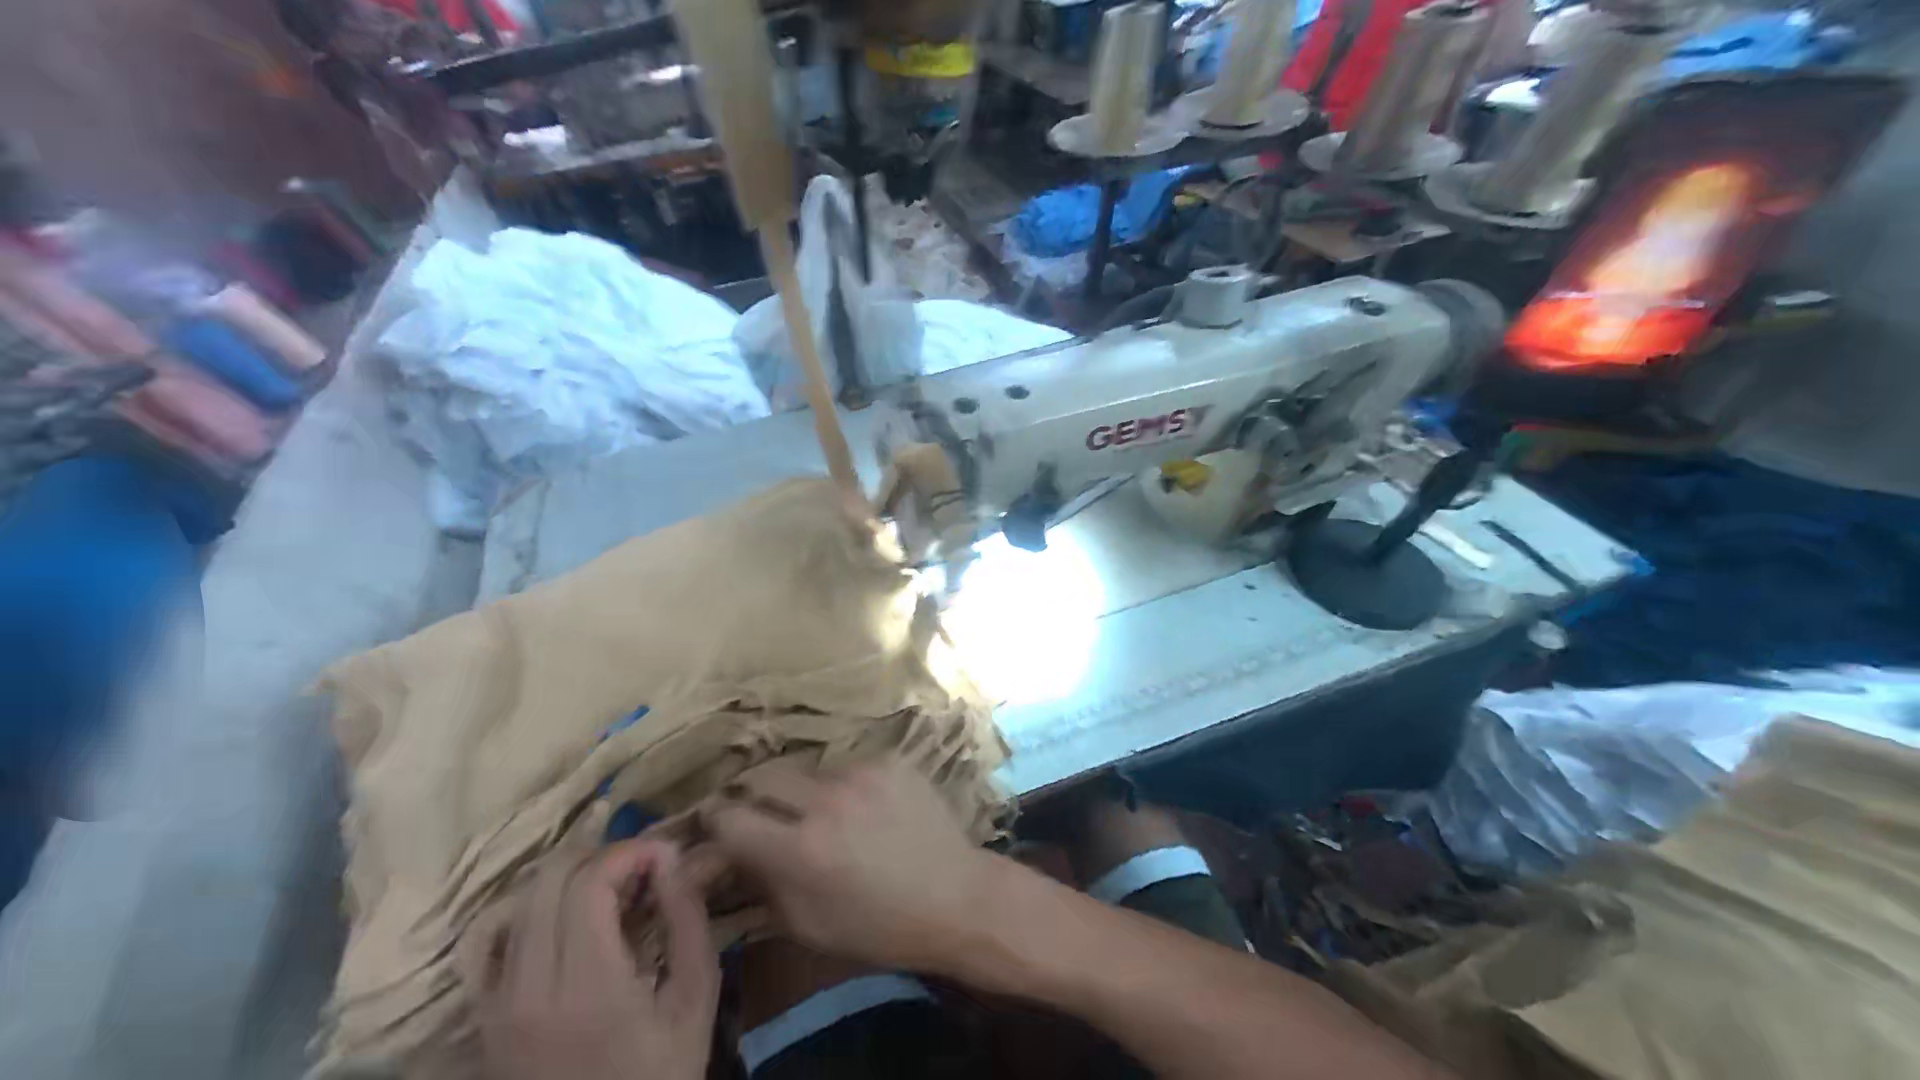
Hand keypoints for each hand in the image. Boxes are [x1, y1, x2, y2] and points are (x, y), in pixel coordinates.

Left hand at [460, 840, 718, 1079]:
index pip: (589, 883)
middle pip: (549, 881)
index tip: (664, 854)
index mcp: (586, 986)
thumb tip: (671, 857)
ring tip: (610, 889)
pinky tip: (555, 914)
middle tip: (640, 868)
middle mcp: (527, 989)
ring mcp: (495, 1006)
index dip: (630, 852)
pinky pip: (483, 945)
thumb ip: (687, 919)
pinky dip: (518, 913)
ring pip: (518, 902)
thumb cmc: (661, 1072)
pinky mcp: (483, 1019)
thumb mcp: (695, 996)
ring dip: (568, 879)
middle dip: (601, 857)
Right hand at [703, 760, 1003, 972]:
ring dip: (804, 791)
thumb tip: (731, 855)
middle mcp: (826, 801)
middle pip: (763, 776)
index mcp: (801, 849)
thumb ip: (764, 885)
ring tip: (823, 815)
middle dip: (751, 793)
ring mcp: (862, 774)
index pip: (731, 817)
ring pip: (809, 771)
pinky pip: (849, 767)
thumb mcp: (810, 925)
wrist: (957, 897)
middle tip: (759, 810)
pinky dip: (845, 787)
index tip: (716, 823)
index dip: (715, 820)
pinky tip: (864, 809)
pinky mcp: (890, 761)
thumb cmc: (880, 926)